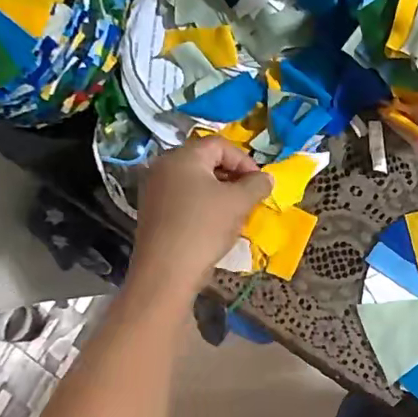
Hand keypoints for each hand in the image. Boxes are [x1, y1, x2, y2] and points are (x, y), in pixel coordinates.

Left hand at [127, 136, 271, 302]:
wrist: (166, 271)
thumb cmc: (204, 228)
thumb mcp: (238, 203)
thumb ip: (256, 185)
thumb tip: (265, 178)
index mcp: (183, 156)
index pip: (219, 145)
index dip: (244, 161)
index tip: (259, 183)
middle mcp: (163, 167)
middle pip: (204, 161)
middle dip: (231, 176)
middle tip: (249, 196)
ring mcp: (154, 190)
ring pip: (193, 181)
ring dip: (218, 192)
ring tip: (234, 212)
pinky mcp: (152, 212)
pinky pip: (182, 198)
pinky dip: (201, 204)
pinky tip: (213, 224)